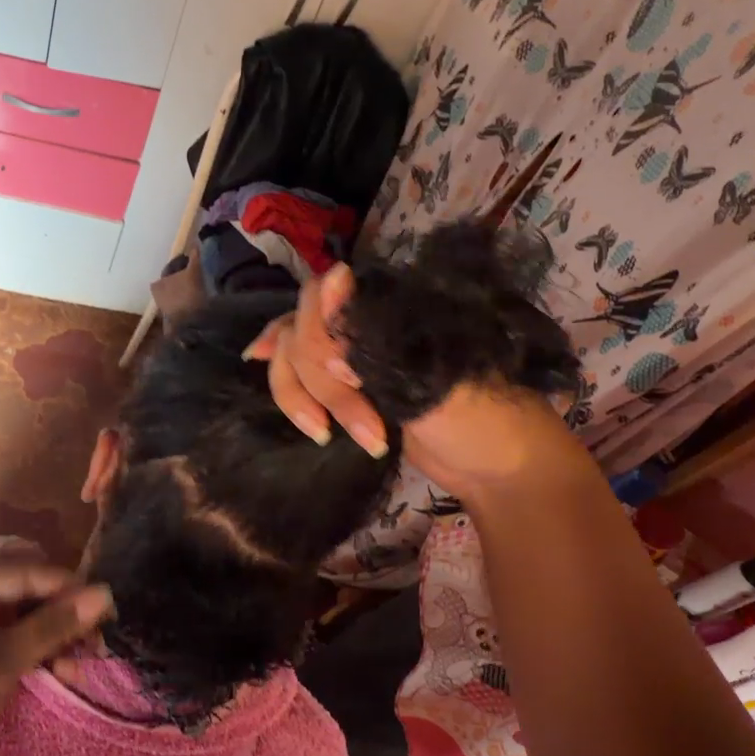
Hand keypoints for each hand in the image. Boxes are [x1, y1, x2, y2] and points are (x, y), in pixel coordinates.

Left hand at [0, 539, 114, 755]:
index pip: (22, 566)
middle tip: (89, 630)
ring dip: (49, 629)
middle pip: (18, 580)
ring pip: (16, 611)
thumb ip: (53, 626)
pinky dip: (33, 648)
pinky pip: (6, 637)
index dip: (65, 584)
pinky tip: (59, 671)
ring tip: (80, 661)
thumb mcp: (3, 661)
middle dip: (57, 601)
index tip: (104, 607)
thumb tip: (103, 594)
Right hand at [245, 264, 585, 500]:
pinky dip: (283, 373)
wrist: (498, 473)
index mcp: (398, 306)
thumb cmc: (482, 422)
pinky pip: (300, 370)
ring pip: (293, 351)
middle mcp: (371, 320)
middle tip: (334, 428)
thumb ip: (375, 335)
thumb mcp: (429, 380)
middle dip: (313, 382)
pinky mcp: (349, 385)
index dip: (319, 337)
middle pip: (302, 329)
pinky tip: (256, 360)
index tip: (347, 381)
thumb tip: (331, 282)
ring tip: (322, 434)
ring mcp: (356, 354)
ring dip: (295, 394)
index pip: (325, 296)